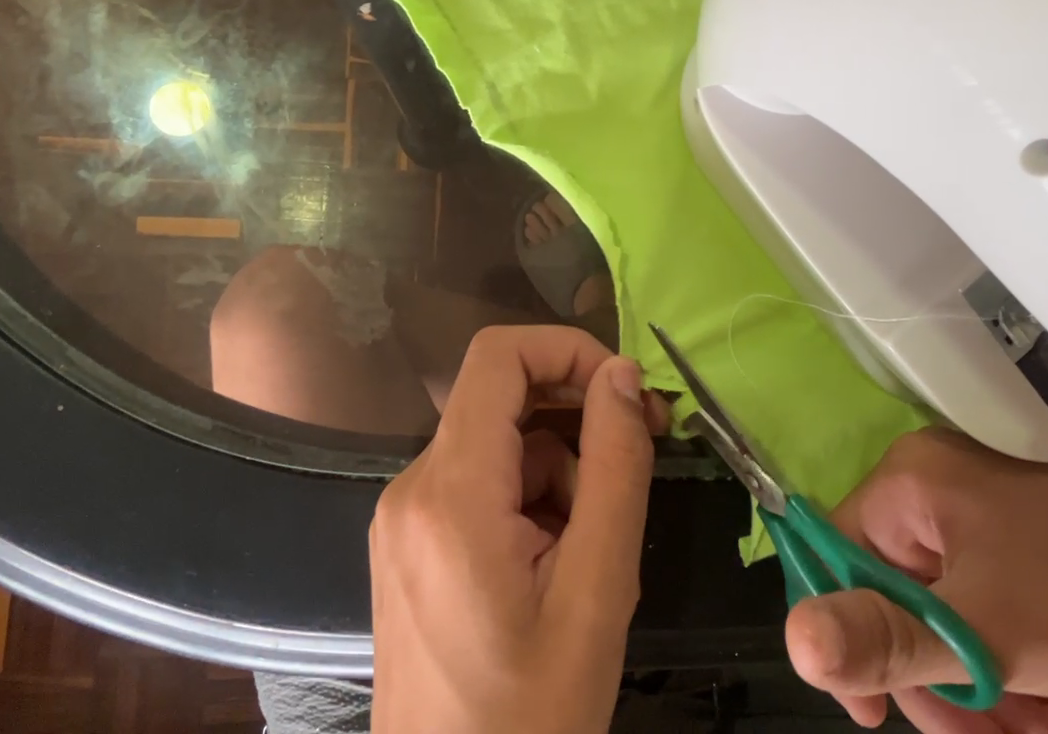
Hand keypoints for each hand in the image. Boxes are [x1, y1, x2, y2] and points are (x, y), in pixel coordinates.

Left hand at [368, 326, 668, 733]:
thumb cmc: (533, 713)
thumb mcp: (597, 588)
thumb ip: (616, 468)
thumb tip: (621, 373)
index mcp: (450, 492)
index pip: (498, 356)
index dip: (568, 349)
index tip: (628, 392)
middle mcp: (411, 488)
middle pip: (501, 399)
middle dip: (576, 413)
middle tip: (643, 449)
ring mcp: (404, 518)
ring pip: (499, 445)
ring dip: (559, 468)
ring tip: (593, 544)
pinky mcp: (411, 544)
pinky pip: (479, 484)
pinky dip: (529, 499)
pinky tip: (555, 561)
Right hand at [782, 429, 1047, 731]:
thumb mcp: (990, 637)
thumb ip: (888, 640)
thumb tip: (797, 640)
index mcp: (913, 479)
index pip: (836, 558)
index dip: (849, 638)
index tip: (877, 717)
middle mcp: (936, 480)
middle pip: (887, 593)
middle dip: (928, 678)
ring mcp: (979, 507)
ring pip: (933, 610)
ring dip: (965, 684)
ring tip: (1024, 733)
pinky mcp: (1015, 539)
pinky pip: (972, 605)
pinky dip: (993, 665)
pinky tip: (1038, 711)